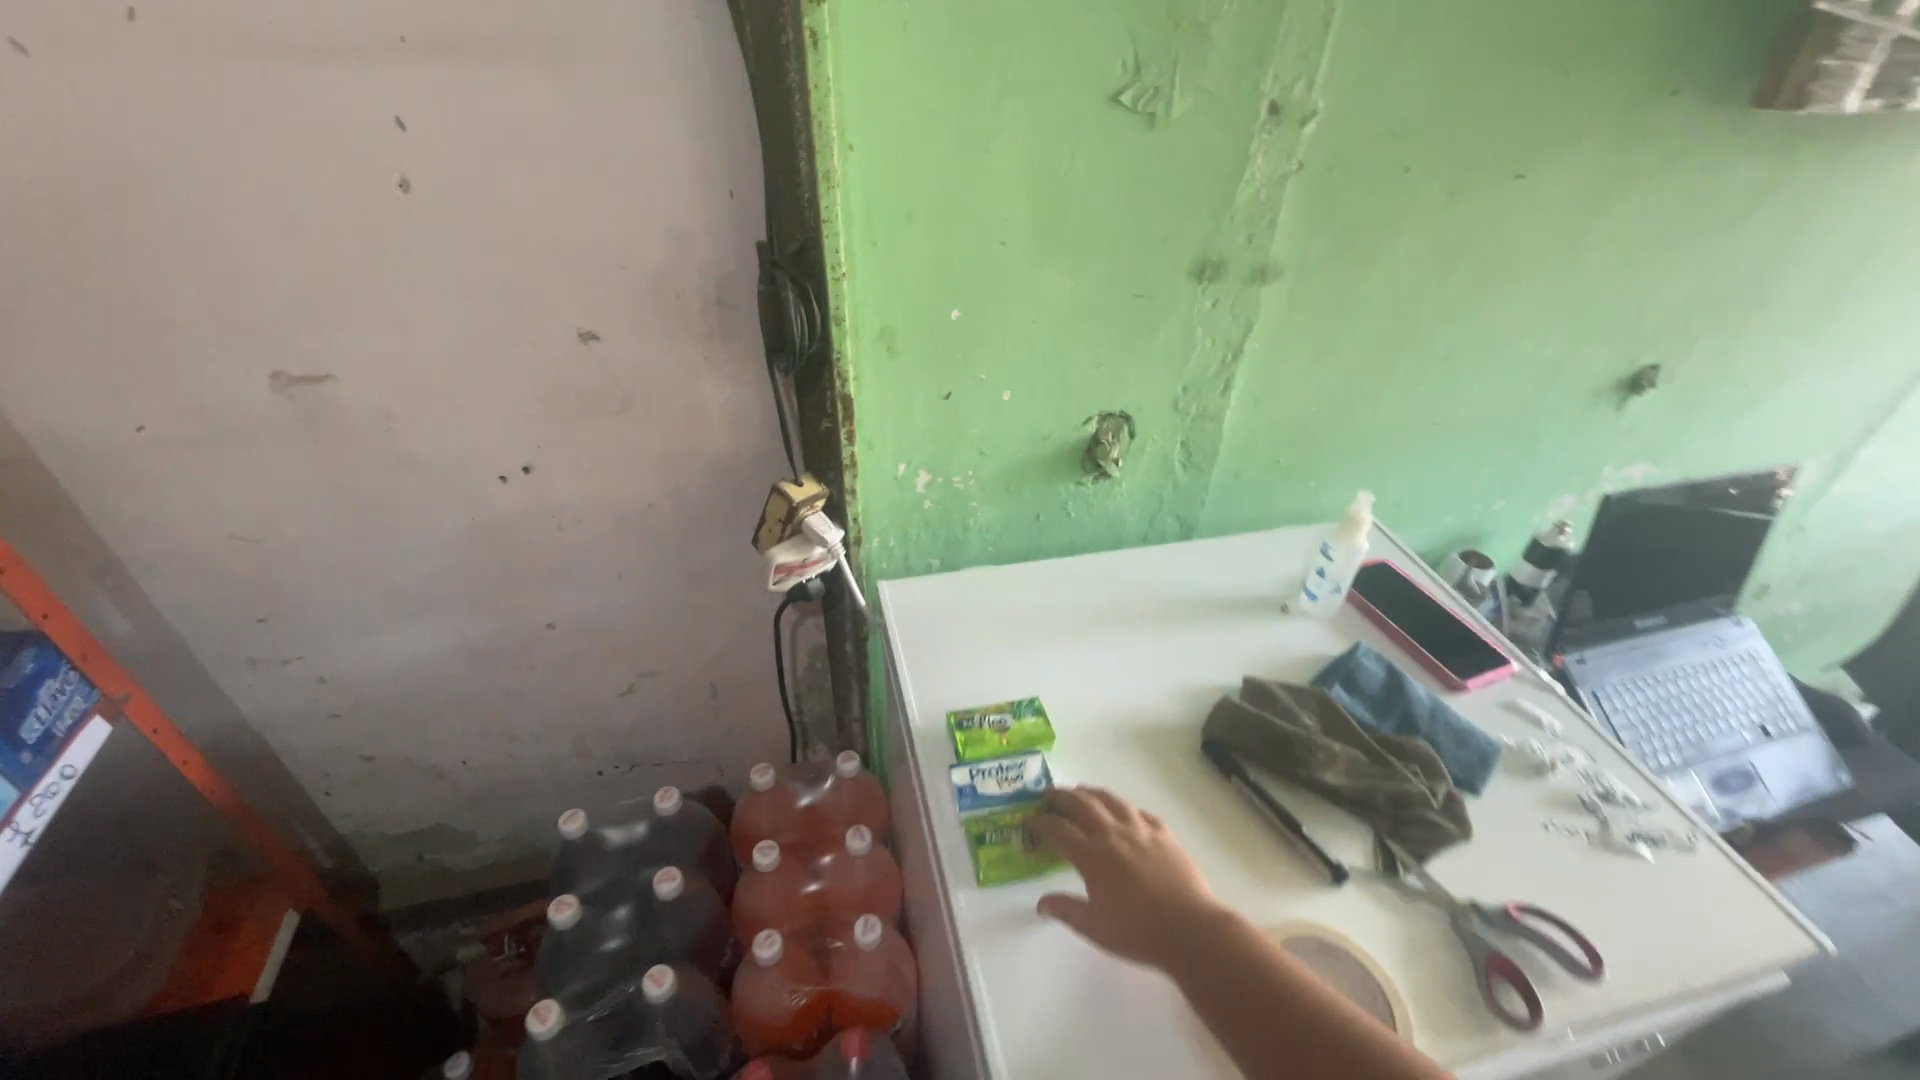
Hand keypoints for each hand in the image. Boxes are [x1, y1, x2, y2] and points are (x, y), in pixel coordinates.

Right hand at [1026, 786, 1225, 969]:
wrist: (1191, 930)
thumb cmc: (1138, 932)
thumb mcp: (1095, 927)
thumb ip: (1066, 910)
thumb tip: (1041, 904)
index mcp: (1092, 856)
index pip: (1059, 830)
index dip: (1041, 822)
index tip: (1030, 820)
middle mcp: (1113, 835)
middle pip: (1082, 804)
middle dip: (1061, 797)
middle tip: (1048, 795)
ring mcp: (1141, 831)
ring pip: (1111, 800)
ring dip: (1091, 793)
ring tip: (1081, 791)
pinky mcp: (1164, 834)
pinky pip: (1140, 813)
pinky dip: (1125, 809)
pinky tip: (1124, 813)